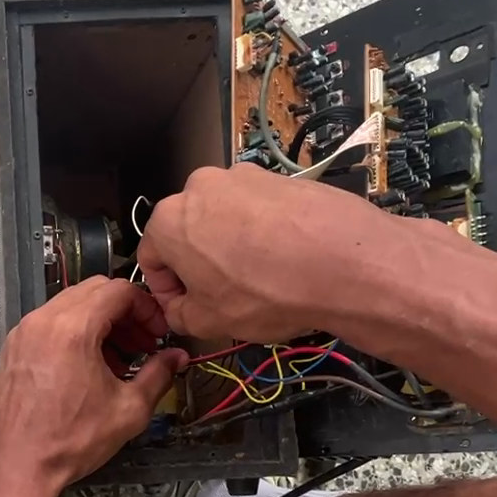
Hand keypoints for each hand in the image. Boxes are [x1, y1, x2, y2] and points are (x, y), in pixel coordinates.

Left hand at [0, 278, 187, 496]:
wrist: (15, 469)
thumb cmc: (68, 442)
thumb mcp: (127, 410)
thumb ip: (157, 376)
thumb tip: (176, 359)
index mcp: (72, 328)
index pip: (118, 290)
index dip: (147, 307)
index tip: (158, 332)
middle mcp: (42, 321)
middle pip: (93, 292)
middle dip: (124, 313)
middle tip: (143, 344)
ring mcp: (22, 334)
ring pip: (69, 307)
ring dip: (99, 323)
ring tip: (119, 360)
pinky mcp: (12, 350)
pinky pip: (49, 325)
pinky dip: (74, 334)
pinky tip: (88, 368)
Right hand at [138, 164, 440, 341]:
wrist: (346, 263)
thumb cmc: (263, 293)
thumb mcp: (207, 321)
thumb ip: (178, 315)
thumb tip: (179, 308)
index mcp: (168, 219)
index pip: (150, 258)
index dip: (165, 290)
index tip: (185, 308)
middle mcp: (200, 187)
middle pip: (186, 232)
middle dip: (197, 263)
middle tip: (221, 295)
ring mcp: (245, 175)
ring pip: (223, 219)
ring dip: (229, 247)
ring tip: (258, 278)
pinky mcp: (282, 176)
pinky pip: (259, 211)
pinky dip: (262, 234)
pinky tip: (284, 260)